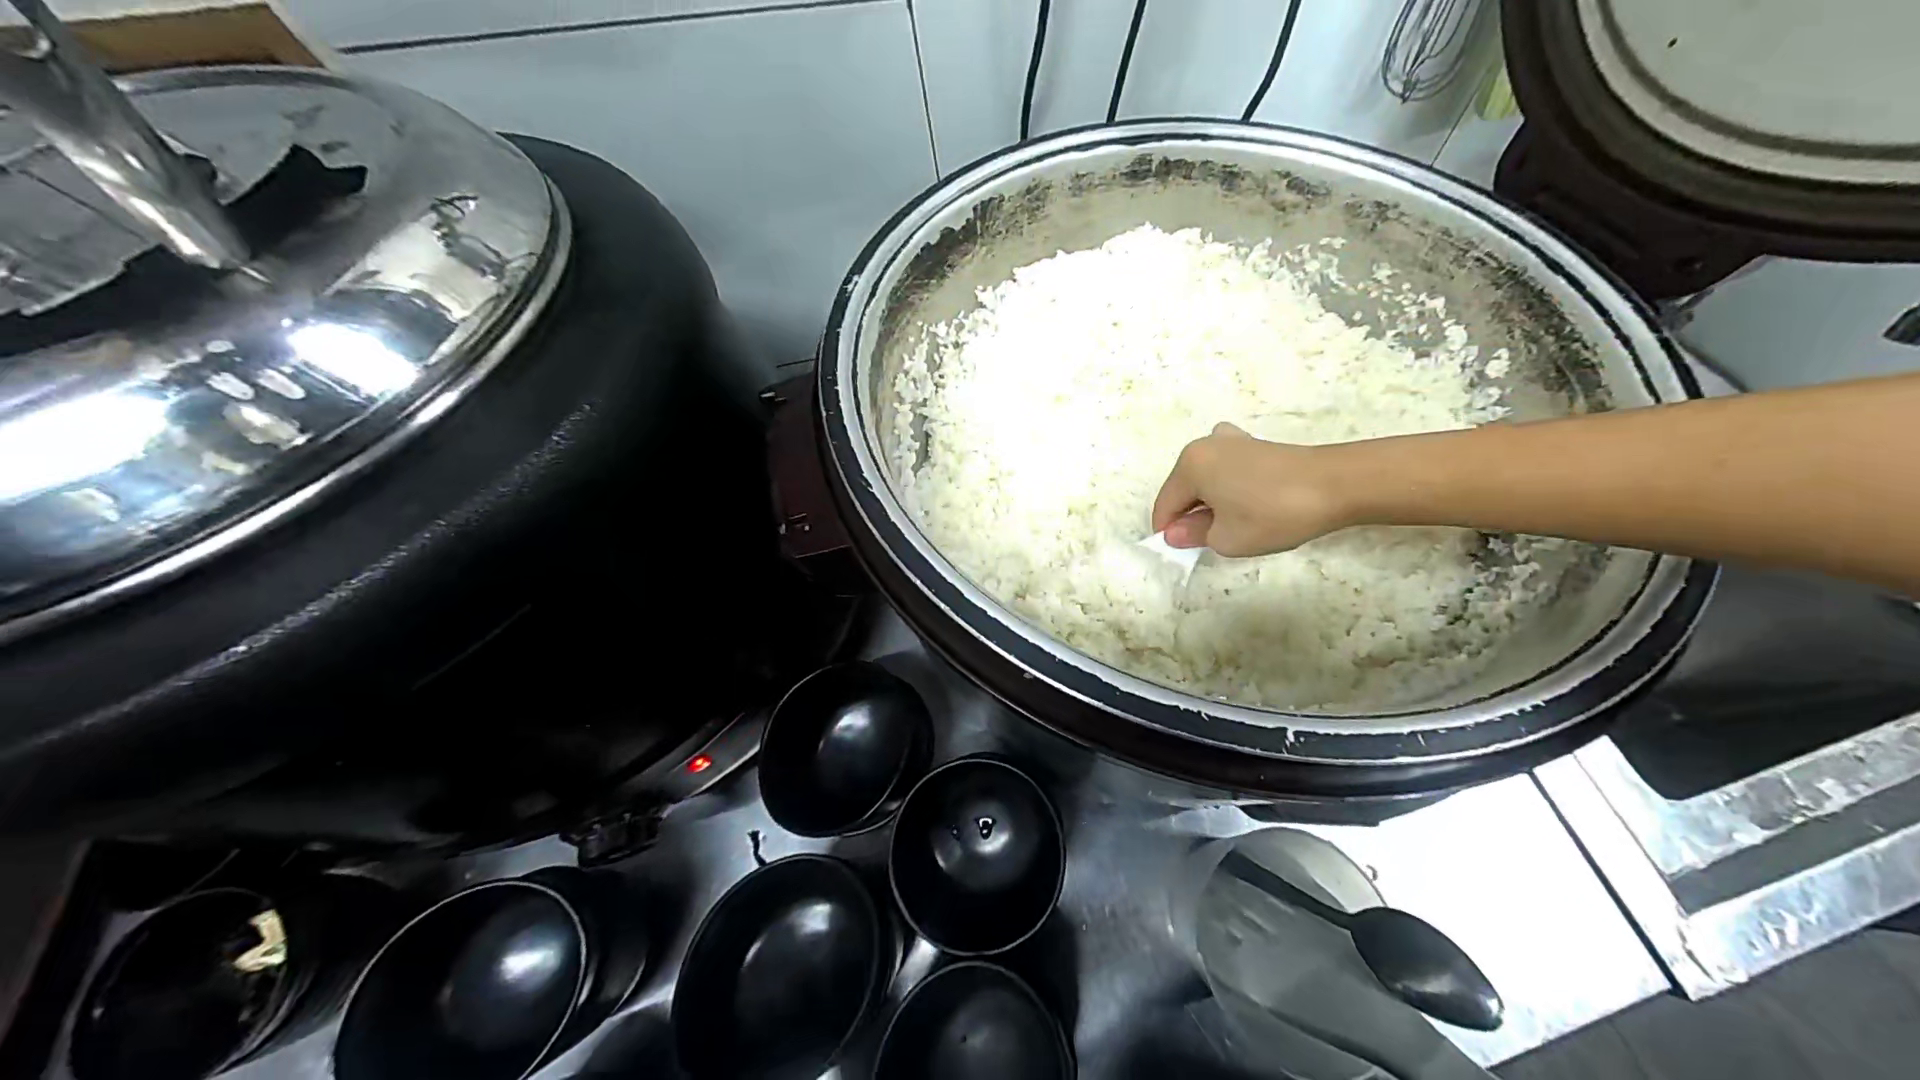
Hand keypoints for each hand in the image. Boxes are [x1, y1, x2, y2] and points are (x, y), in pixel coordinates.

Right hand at [1150, 423, 1353, 556]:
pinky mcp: (1255, 444)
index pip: (1165, 506)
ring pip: (1205, 479)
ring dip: (1211, 502)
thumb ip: (1193, 536)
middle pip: (1183, 489)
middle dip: (1192, 516)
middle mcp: (1204, 445)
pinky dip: (1228, 486)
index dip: (1170, 533)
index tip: (1188, 553)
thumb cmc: (1273, 514)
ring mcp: (1231, 440)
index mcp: (1189, 465)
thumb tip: (1176, 532)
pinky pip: (1227, 469)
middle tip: (1217, 540)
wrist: (1337, 485)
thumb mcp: (1227, 538)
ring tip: (1237, 522)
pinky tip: (1248, 500)